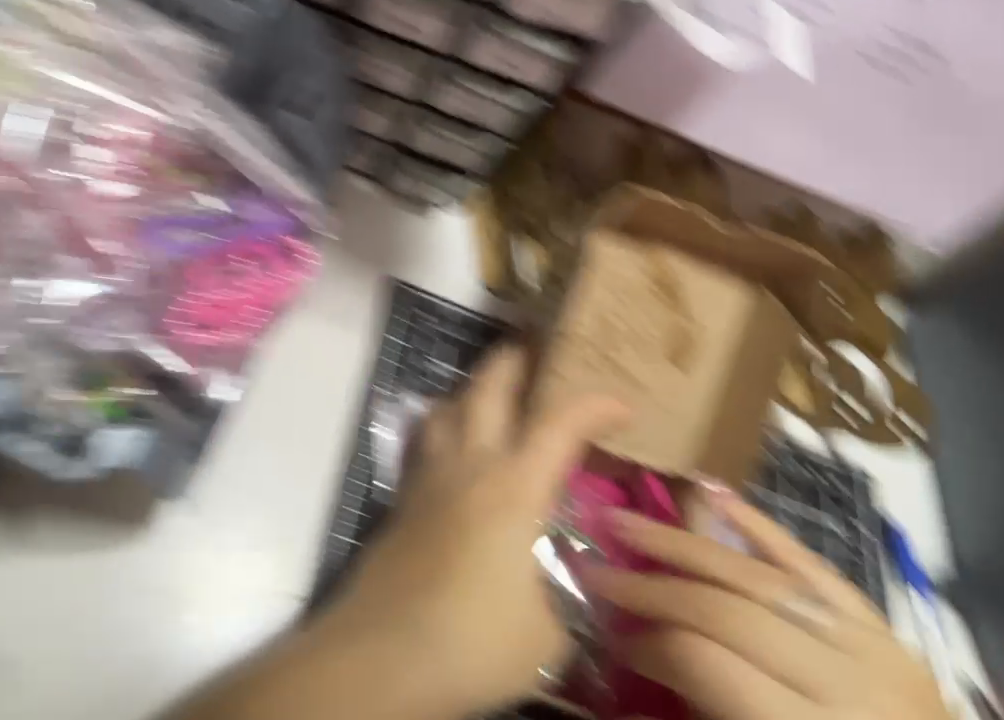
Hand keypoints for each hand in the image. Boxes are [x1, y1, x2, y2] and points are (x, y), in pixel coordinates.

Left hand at [317, 345, 629, 718]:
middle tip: (538, 348)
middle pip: (487, 386)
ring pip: (447, 405)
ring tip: (495, 392)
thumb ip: (563, 599)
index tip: (621, 406)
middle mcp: (469, 465)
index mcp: (513, 487)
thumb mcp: (547, 634)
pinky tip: (454, 447)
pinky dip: (444, 426)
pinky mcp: (402, 498)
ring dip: (474, 388)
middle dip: (516, 358)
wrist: (382, 655)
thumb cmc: (473, 641)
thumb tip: (560, 587)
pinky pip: (424, 441)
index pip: (558, 423)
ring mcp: (428, 477)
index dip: (594, 405)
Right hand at [586, 485, 955, 719]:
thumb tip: (633, 650)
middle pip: (726, 609)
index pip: (704, 661)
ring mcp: (871, 647)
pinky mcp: (883, 627)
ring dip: (683, 543)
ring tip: (624, 522)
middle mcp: (845, 683)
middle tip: (593, 568)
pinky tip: (710, 492)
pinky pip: (812, 565)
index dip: (645, 642)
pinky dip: (758, 525)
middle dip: (650, 585)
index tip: (608, 633)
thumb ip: (701, 707)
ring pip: (759, 576)